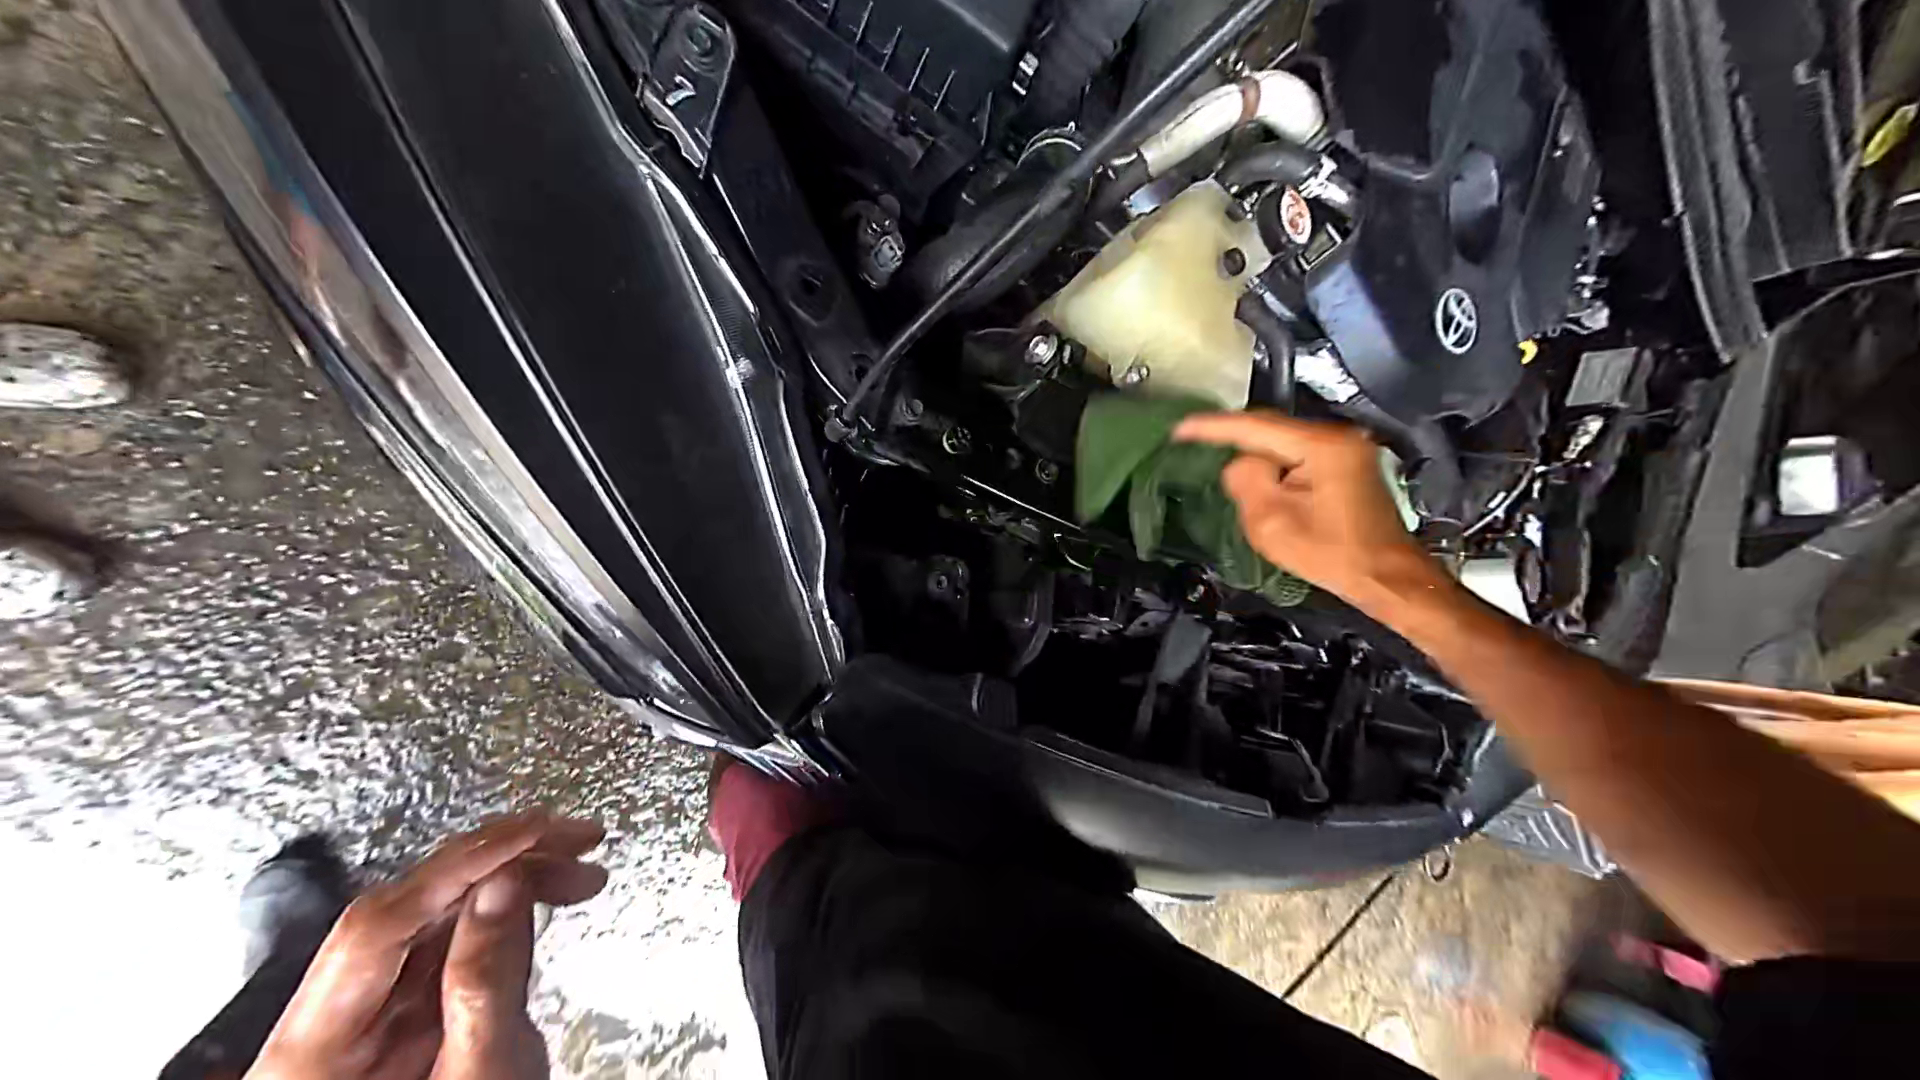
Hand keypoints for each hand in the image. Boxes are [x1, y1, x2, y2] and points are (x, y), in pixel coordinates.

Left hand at [247, 811, 608, 1079]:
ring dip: (518, 874)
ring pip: (439, 905)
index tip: (534, 831)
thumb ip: (487, 983)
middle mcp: (326, 1016)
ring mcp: (367, 1004)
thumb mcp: (482, 1075)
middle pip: (410, 904)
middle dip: (503, 860)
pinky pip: (456, 926)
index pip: (379, 925)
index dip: (460, 867)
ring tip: (582, 871)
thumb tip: (507, 881)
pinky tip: (554, 891)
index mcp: (311, 1053)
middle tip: (577, 841)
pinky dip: (511, 900)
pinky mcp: (407, 996)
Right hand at [1174, 411, 1447, 610]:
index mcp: (1320, 447)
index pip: (1255, 427)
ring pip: (1282, 441)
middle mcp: (1337, 437)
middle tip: (1193, 443)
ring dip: (1254, 454)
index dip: (1212, 427)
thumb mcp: (1272, 523)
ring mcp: (1346, 448)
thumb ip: (1246, 482)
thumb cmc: (1330, 554)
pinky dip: (1273, 462)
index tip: (1180, 429)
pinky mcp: (1347, 462)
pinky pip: (1297, 453)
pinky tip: (1259, 478)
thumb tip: (1238, 464)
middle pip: (1270, 429)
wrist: (1385, 574)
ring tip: (1223, 464)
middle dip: (1233, 438)